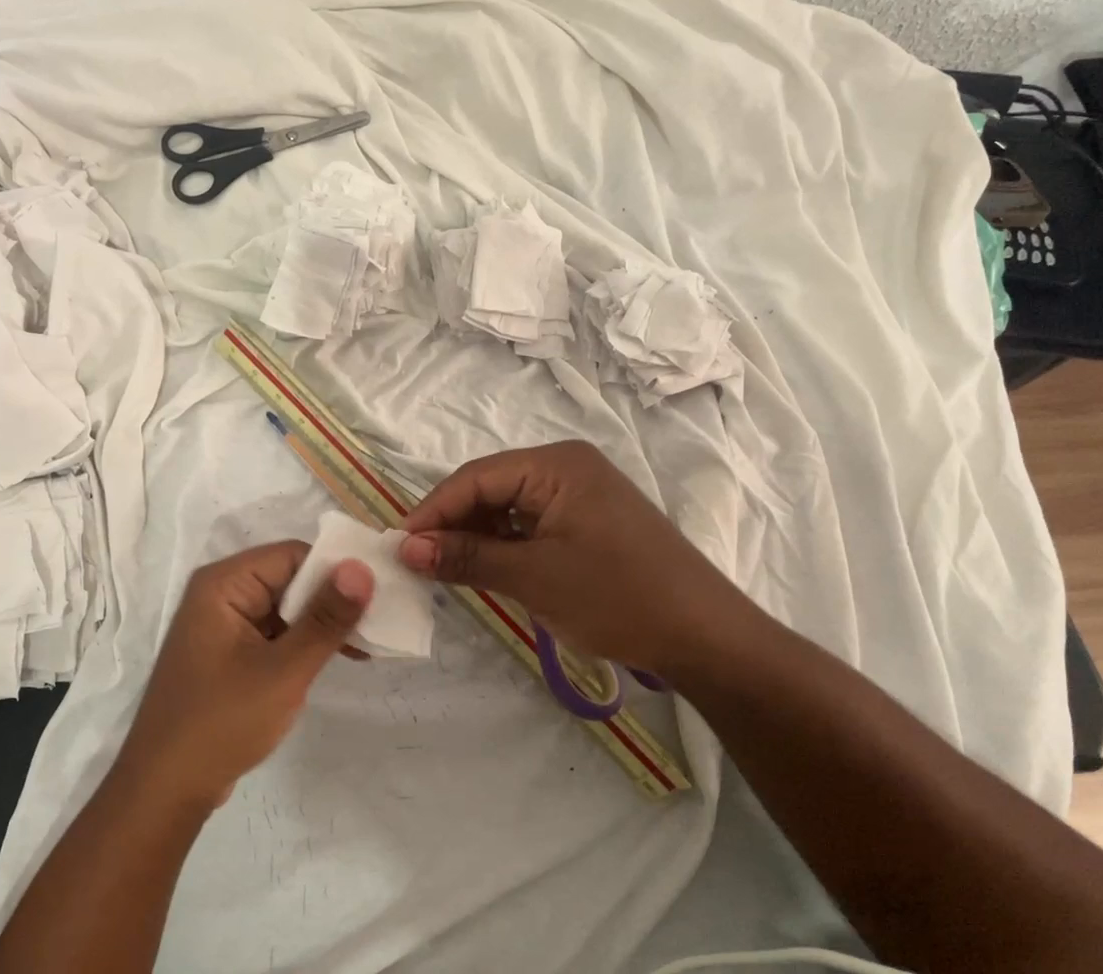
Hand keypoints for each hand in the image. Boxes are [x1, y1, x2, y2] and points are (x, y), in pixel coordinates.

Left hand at [113, 541, 371, 808]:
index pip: (292, 555)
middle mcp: (220, 594)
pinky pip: (275, 633)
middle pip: (289, 578)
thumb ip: (325, 618)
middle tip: (385, 621)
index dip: (337, 569)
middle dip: (334, 598)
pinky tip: (341, 658)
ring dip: (323, 623)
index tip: (383, 592)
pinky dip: (305, 643)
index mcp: (223, 584)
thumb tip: (361, 568)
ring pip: (286, 607)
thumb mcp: (283, 671)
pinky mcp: (229, 654)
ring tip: (371, 644)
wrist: (166, 786)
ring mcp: (223, 625)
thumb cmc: (222, 722)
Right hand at [395, 441, 764, 674]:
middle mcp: (567, 468)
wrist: (706, 638)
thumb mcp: (533, 577)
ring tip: (442, 570)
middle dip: (452, 524)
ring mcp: (581, 496)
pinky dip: (503, 547)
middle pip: (490, 489)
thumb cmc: (617, 597)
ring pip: (508, 509)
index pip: (475, 478)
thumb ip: (466, 556)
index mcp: (557, 464)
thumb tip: (405, 547)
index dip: (432, 511)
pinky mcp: (589, 524)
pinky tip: (483, 571)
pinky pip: (530, 526)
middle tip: (415, 561)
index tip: (397, 545)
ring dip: (475, 538)